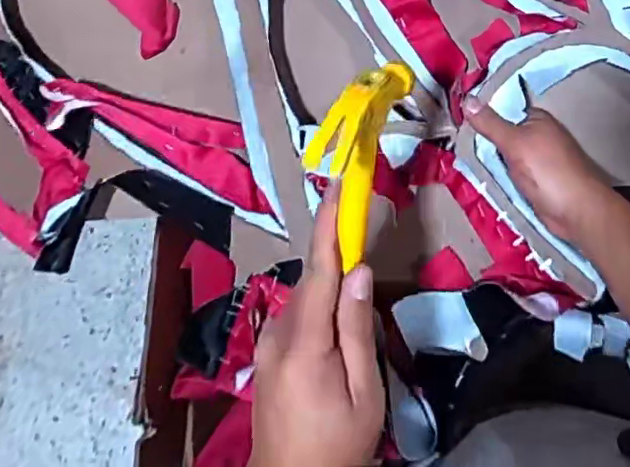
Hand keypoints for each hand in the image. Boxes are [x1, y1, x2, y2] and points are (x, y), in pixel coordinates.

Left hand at [249, 185, 383, 466]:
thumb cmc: (337, 446)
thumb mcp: (363, 395)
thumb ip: (357, 329)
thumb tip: (359, 270)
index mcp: (304, 341)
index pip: (319, 267)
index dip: (328, 224)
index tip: (335, 187)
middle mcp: (278, 332)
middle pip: (312, 278)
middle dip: (335, 253)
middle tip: (358, 232)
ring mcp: (267, 342)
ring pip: (304, 295)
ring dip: (328, 282)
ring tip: (352, 291)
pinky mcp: (266, 352)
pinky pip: (296, 313)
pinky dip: (317, 303)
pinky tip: (333, 323)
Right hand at [463, 97, 617, 245]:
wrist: (579, 212)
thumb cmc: (548, 171)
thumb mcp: (514, 143)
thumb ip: (490, 123)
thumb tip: (467, 99)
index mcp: (537, 118)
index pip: (504, 107)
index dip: (483, 112)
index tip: (459, 117)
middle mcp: (539, 135)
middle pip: (504, 132)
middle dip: (485, 139)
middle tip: (458, 141)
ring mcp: (539, 159)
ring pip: (506, 154)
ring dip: (491, 159)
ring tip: (464, 158)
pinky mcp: (538, 180)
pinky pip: (513, 172)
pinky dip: (501, 175)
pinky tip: (484, 176)